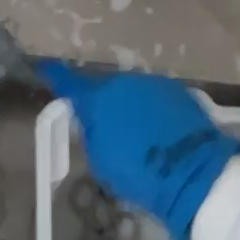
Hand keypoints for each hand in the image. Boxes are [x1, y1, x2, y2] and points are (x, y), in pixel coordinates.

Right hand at [39, 62, 239, 239]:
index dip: (55, 75)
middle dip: (101, 100)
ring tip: (136, 130)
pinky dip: (151, 109)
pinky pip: (154, 96)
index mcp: (97, 98)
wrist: (193, 171)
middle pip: (103, 86)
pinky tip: (158, 129)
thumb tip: (89, 122)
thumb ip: (90, 134)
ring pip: (131, 90)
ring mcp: (151, 82)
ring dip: (128, 104)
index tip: (45, 68)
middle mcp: (122, 81)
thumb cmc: (139, 171)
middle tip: (103, 122)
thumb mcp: (101, 161)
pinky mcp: (177, 90)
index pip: (68, 81)